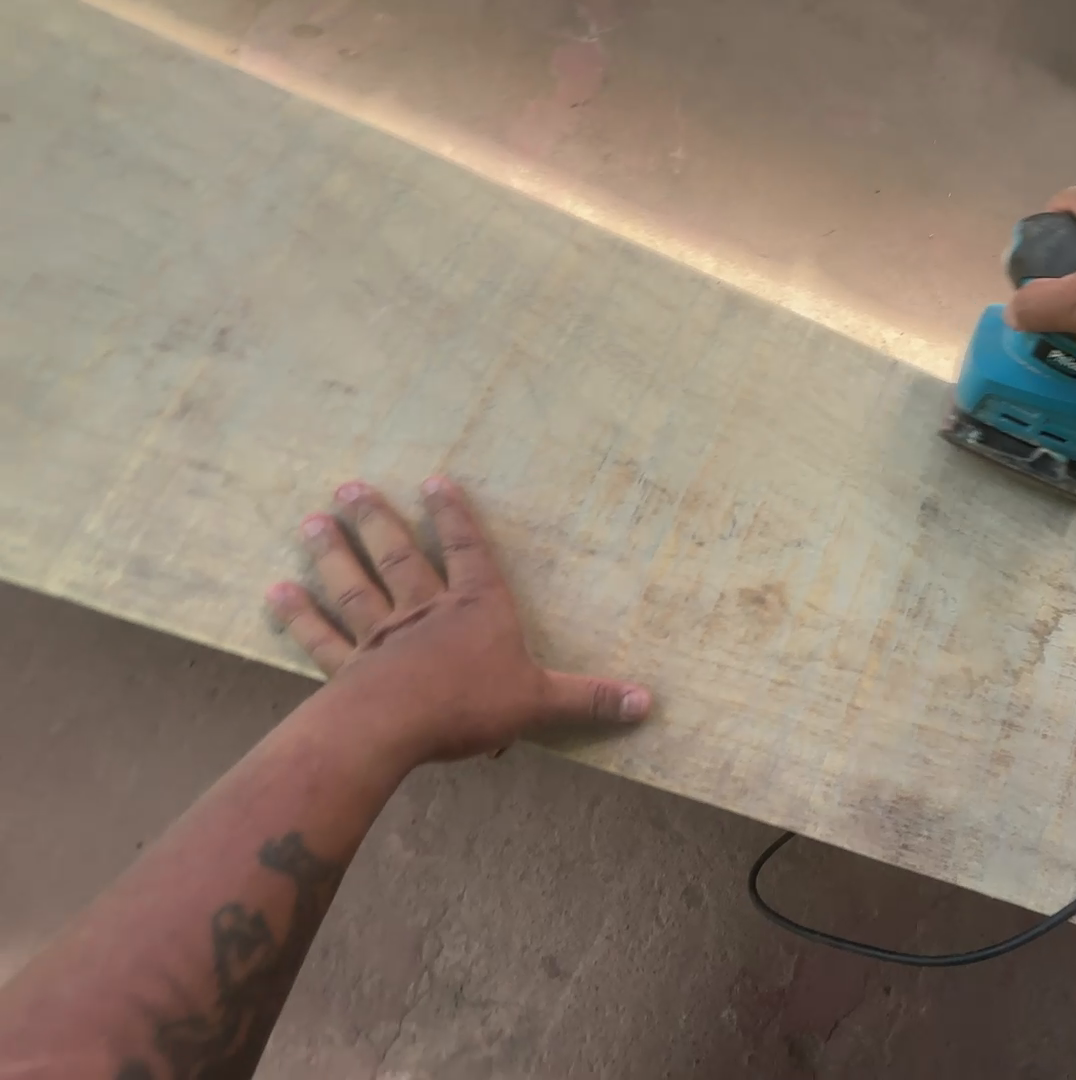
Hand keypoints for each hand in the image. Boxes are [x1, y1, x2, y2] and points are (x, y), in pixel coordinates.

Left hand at [267, 477, 649, 764]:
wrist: (385, 735)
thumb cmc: (469, 706)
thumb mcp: (542, 701)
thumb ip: (591, 699)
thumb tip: (649, 702)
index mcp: (477, 610)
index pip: (468, 553)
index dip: (454, 517)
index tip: (433, 481)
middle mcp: (426, 612)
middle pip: (401, 558)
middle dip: (379, 521)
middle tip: (350, 487)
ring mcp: (380, 637)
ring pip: (356, 586)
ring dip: (335, 553)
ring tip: (313, 519)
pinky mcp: (346, 668)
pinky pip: (319, 635)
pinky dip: (298, 614)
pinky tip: (275, 592)